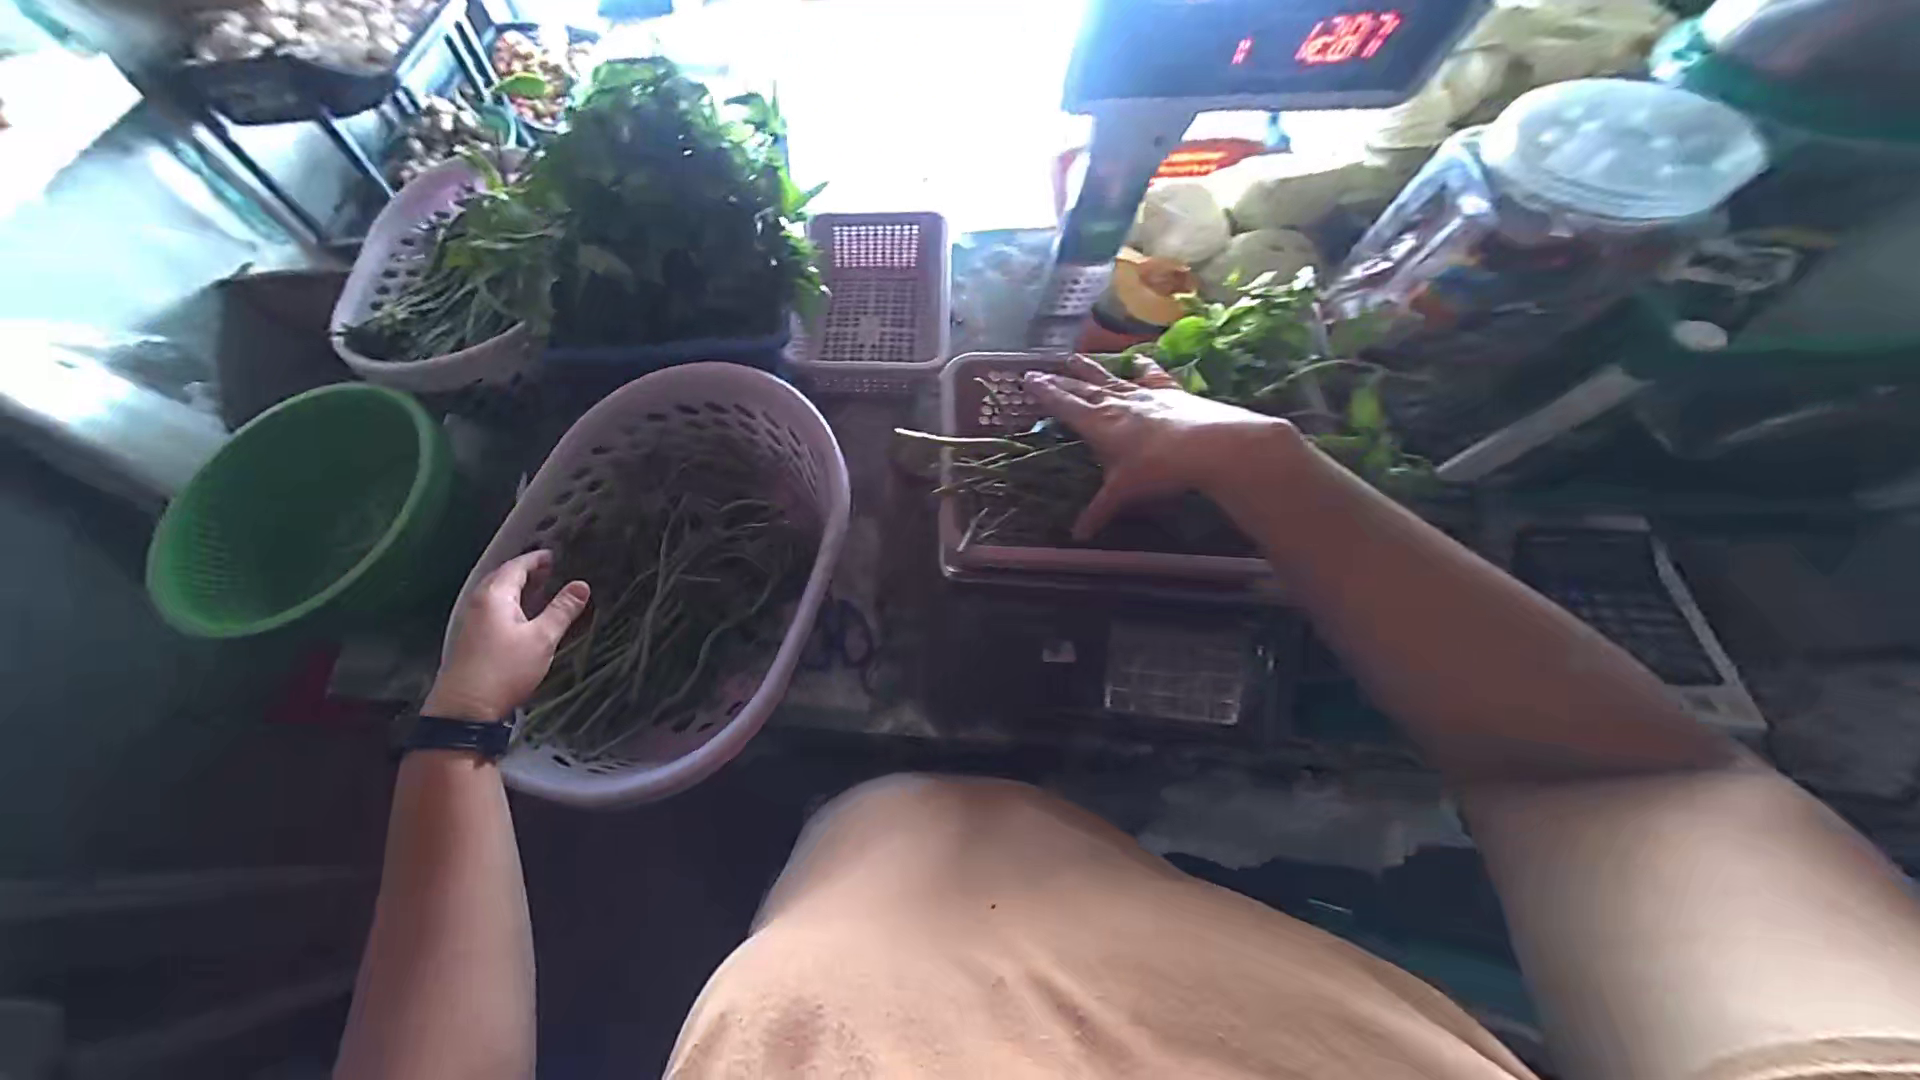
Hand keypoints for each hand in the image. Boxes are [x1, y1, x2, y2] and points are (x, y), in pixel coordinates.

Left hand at [426, 550, 590, 722]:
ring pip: (500, 595)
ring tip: (546, 587)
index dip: (537, 559)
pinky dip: (516, 603)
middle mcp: (479, 603)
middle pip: (504, 578)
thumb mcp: (542, 638)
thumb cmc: (506, 668)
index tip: (556, 555)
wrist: (465, 710)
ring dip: (522, 588)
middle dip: (529, 571)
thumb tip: (582, 584)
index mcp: (494, 596)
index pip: (516, 567)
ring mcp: (474, 621)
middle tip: (554, 569)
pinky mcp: (474, 638)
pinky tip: (529, 613)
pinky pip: (497, 609)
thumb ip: (562, 609)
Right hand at [1024, 354, 1302, 538]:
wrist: (1208, 446)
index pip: (1063, 404)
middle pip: (1081, 388)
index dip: (1044, 392)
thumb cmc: (1156, 469)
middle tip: (1041, 369)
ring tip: (1074, 357)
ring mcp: (1143, 394)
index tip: (1028, 378)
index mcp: (1097, 423)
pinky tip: (1139, 359)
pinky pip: (1151, 375)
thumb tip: (1077, 536)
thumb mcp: (1123, 492)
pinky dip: (1143, 367)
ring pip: (1109, 378)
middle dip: (1059, 380)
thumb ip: (1099, 510)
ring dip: (1089, 368)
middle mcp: (1115, 403)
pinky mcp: (1169, 392)